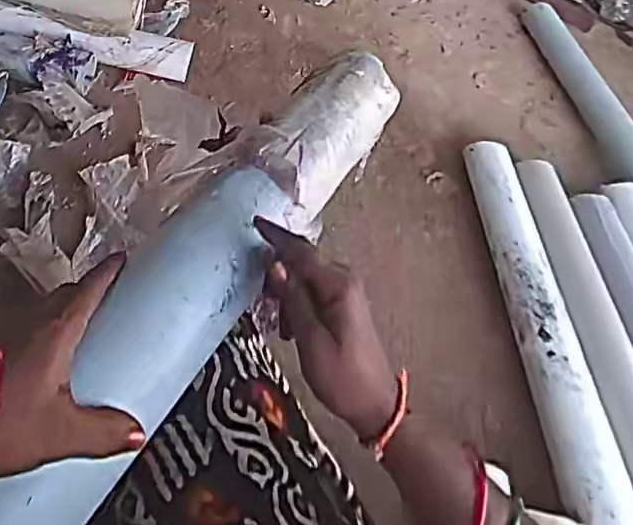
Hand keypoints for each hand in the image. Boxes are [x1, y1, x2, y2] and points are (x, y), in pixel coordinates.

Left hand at [0, 253, 145, 476]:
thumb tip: (133, 432)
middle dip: (89, 291)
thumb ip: (103, 431)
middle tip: (107, 297)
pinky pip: (26, 324)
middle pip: (68, 292)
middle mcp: (33, 318)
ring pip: (45, 307)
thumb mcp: (61, 432)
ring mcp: (8, 327)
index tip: (120, 258)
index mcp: (58, 328)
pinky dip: (41, 329)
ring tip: (77, 330)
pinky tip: (41, 355)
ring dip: (63, 310)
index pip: (90, 287)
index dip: (108, 270)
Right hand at [256, 217, 399, 440]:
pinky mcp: (343, 304)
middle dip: (278, 274)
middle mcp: (343, 280)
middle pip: (302, 262)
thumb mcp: (311, 340)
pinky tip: (290, 327)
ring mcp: (346, 291)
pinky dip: (297, 302)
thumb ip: (292, 299)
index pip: (301, 251)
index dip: (276, 236)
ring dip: (286, 293)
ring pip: (305, 278)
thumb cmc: (343, 378)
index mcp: (337, 285)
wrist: (377, 409)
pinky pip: (313, 290)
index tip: (255, 223)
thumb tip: (274, 263)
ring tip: (279, 325)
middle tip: (261, 299)